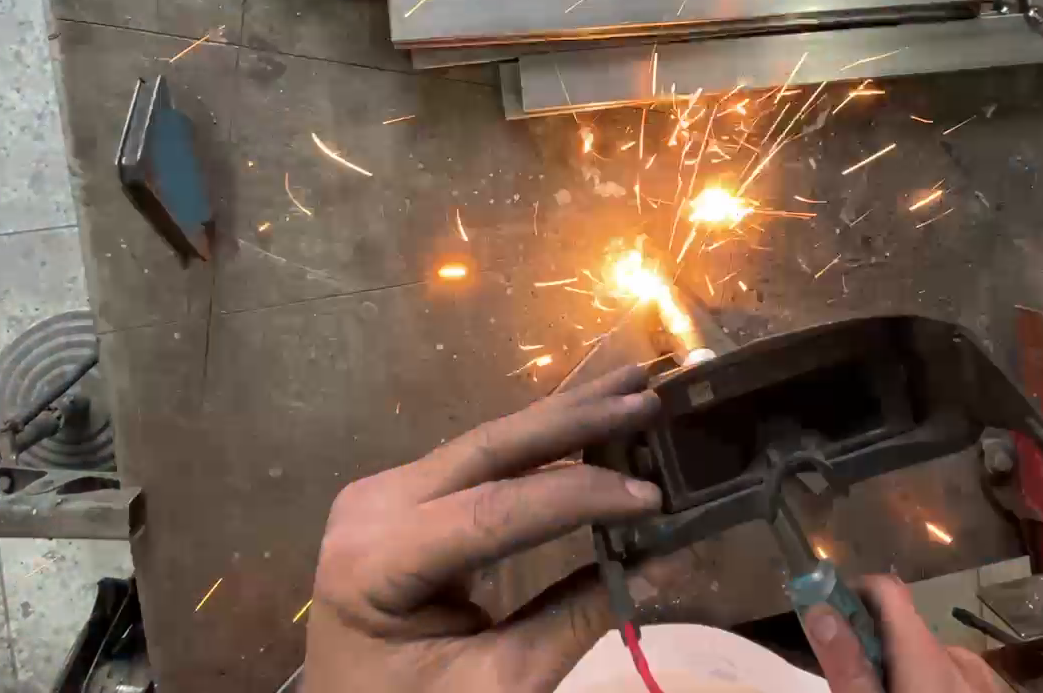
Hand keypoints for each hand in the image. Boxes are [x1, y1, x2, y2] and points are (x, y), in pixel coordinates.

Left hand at [302, 365, 663, 691]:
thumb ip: (578, 617)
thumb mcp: (497, 684)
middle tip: (645, 397)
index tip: (653, 495)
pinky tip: (584, 411)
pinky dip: (541, 437)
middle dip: (578, 420)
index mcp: (376, 560)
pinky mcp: (406, 489)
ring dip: (566, 414)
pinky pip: (482, 457)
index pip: (493, 511)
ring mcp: (386, 489)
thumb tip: (667, 560)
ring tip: (629, 381)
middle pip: (493, 449)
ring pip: (492, 440)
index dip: (579, 495)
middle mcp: (375, 503)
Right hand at [802, 576, 1004, 692]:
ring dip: (908, 676)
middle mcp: (962, 659)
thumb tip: (818, 608)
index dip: (854, 595)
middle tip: (861, 689)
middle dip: (877, 651)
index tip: (832, 625)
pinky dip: (936, 690)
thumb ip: (848, 666)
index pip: (887, 589)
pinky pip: (959, 681)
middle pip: (905, 631)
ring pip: (932, 660)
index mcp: (929, 656)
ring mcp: (988, 682)